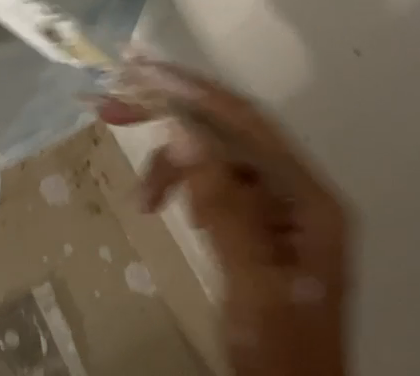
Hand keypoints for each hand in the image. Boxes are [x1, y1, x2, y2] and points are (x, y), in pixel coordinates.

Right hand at [99, 62, 353, 375]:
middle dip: (170, 114)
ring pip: (215, 156)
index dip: (191, 92)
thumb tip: (182, 131)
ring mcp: (278, 207)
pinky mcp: (258, 223)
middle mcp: (297, 190)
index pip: (245, 123)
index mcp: (309, 199)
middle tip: (110, 104)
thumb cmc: (281, 352)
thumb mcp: (250, 282)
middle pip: (227, 130)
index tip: (139, 72)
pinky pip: (213, 183)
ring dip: (171, 162)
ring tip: (141, 196)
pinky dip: (182, 185)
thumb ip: (222, 203)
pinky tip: (164, 205)